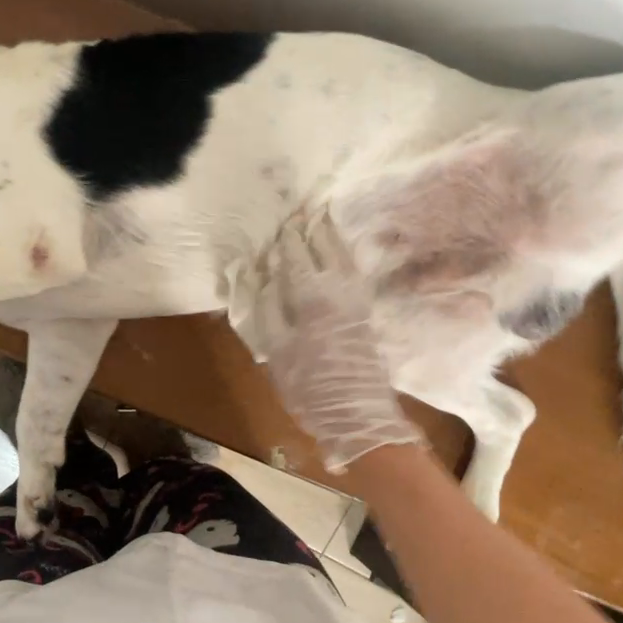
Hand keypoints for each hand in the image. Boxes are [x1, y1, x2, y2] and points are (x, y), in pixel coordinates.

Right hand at [252, 213, 424, 471]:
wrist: (358, 418)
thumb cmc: (309, 385)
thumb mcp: (274, 348)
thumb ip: (265, 307)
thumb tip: (258, 274)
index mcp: (310, 293)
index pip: (294, 252)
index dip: (284, 235)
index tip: (276, 217)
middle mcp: (337, 287)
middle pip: (324, 244)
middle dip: (310, 223)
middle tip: (301, 205)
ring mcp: (356, 297)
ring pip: (343, 253)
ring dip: (330, 233)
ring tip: (320, 216)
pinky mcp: (364, 310)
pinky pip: (351, 267)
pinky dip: (341, 251)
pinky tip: (336, 251)